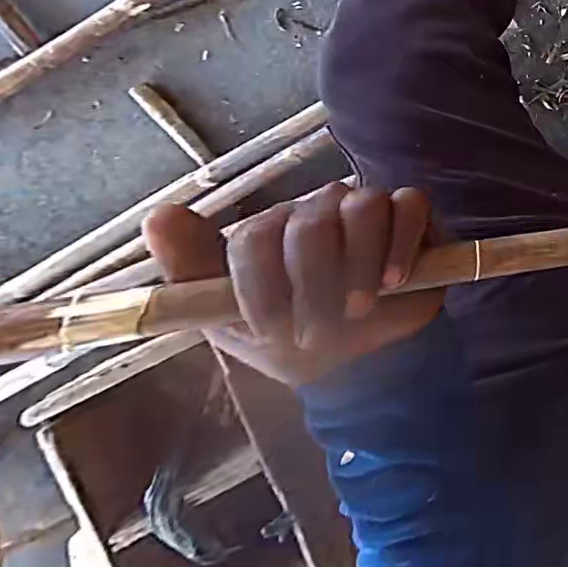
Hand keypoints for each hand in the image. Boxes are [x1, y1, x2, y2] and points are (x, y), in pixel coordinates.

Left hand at [142, 183, 442, 385]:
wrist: (360, 362)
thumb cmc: (296, 337)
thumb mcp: (235, 320)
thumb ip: (193, 271)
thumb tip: (157, 216)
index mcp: (274, 230)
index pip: (255, 237)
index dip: (260, 286)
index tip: (270, 330)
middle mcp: (319, 207)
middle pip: (309, 224)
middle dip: (313, 286)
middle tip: (317, 330)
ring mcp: (367, 204)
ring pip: (362, 208)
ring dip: (360, 264)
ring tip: (359, 308)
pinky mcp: (410, 212)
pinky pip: (408, 207)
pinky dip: (400, 242)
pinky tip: (396, 280)